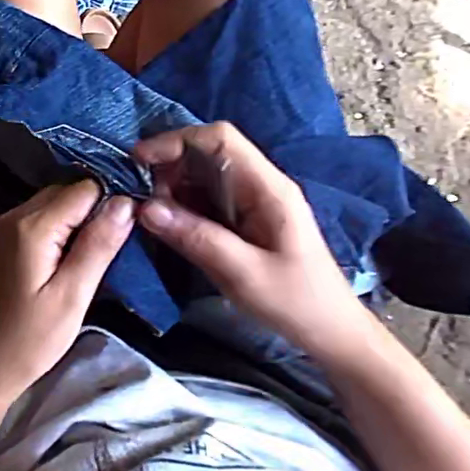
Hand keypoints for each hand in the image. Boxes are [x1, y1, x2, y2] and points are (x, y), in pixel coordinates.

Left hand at [0, 180, 135, 405]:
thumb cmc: (29, 340)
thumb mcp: (72, 296)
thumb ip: (98, 245)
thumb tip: (127, 202)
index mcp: (30, 226)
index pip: (84, 189)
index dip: (113, 201)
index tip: (136, 224)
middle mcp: (13, 216)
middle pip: (68, 192)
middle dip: (98, 209)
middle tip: (122, 242)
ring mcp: (4, 229)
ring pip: (55, 204)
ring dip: (81, 220)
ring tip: (102, 251)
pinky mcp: (4, 243)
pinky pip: (41, 220)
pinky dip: (63, 229)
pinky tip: (75, 257)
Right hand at [133, 123, 359, 345]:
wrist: (330, 331)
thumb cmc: (295, 302)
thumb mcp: (243, 274)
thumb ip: (196, 238)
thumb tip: (146, 208)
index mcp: (268, 188)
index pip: (220, 139)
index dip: (176, 140)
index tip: (139, 160)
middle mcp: (259, 185)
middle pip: (208, 152)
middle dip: (169, 165)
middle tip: (142, 197)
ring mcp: (252, 201)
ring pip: (204, 175)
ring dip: (172, 186)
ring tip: (150, 213)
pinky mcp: (243, 219)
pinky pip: (206, 198)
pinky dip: (181, 204)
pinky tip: (167, 224)